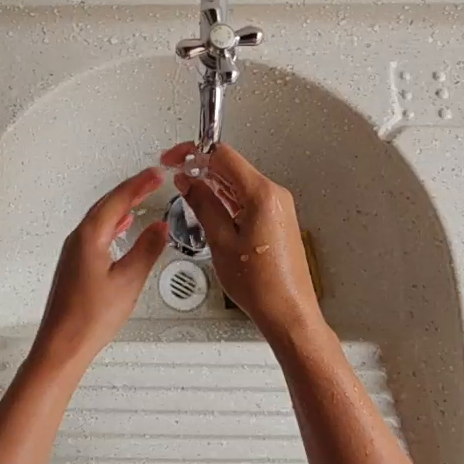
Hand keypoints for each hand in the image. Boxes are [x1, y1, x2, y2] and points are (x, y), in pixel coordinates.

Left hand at [30, 166, 168, 372]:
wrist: (62, 345)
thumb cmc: (88, 319)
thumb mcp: (128, 281)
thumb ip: (146, 250)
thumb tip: (160, 228)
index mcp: (89, 237)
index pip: (118, 200)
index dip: (139, 184)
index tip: (156, 173)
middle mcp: (78, 239)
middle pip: (107, 204)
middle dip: (131, 189)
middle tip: (152, 179)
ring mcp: (74, 252)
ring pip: (100, 217)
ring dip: (122, 205)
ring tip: (140, 197)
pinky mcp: (75, 264)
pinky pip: (96, 232)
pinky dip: (112, 223)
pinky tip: (120, 228)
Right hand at [163, 141, 322, 345]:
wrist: (288, 312)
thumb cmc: (262, 285)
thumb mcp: (220, 241)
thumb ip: (202, 204)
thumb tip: (188, 182)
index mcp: (262, 195)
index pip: (224, 155)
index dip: (194, 152)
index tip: (175, 157)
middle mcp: (274, 196)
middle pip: (231, 166)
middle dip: (201, 166)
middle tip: (176, 170)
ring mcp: (278, 207)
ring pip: (238, 182)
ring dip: (212, 182)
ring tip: (187, 189)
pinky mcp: (276, 219)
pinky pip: (247, 197)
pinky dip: (225, 197)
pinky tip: (209, 205)